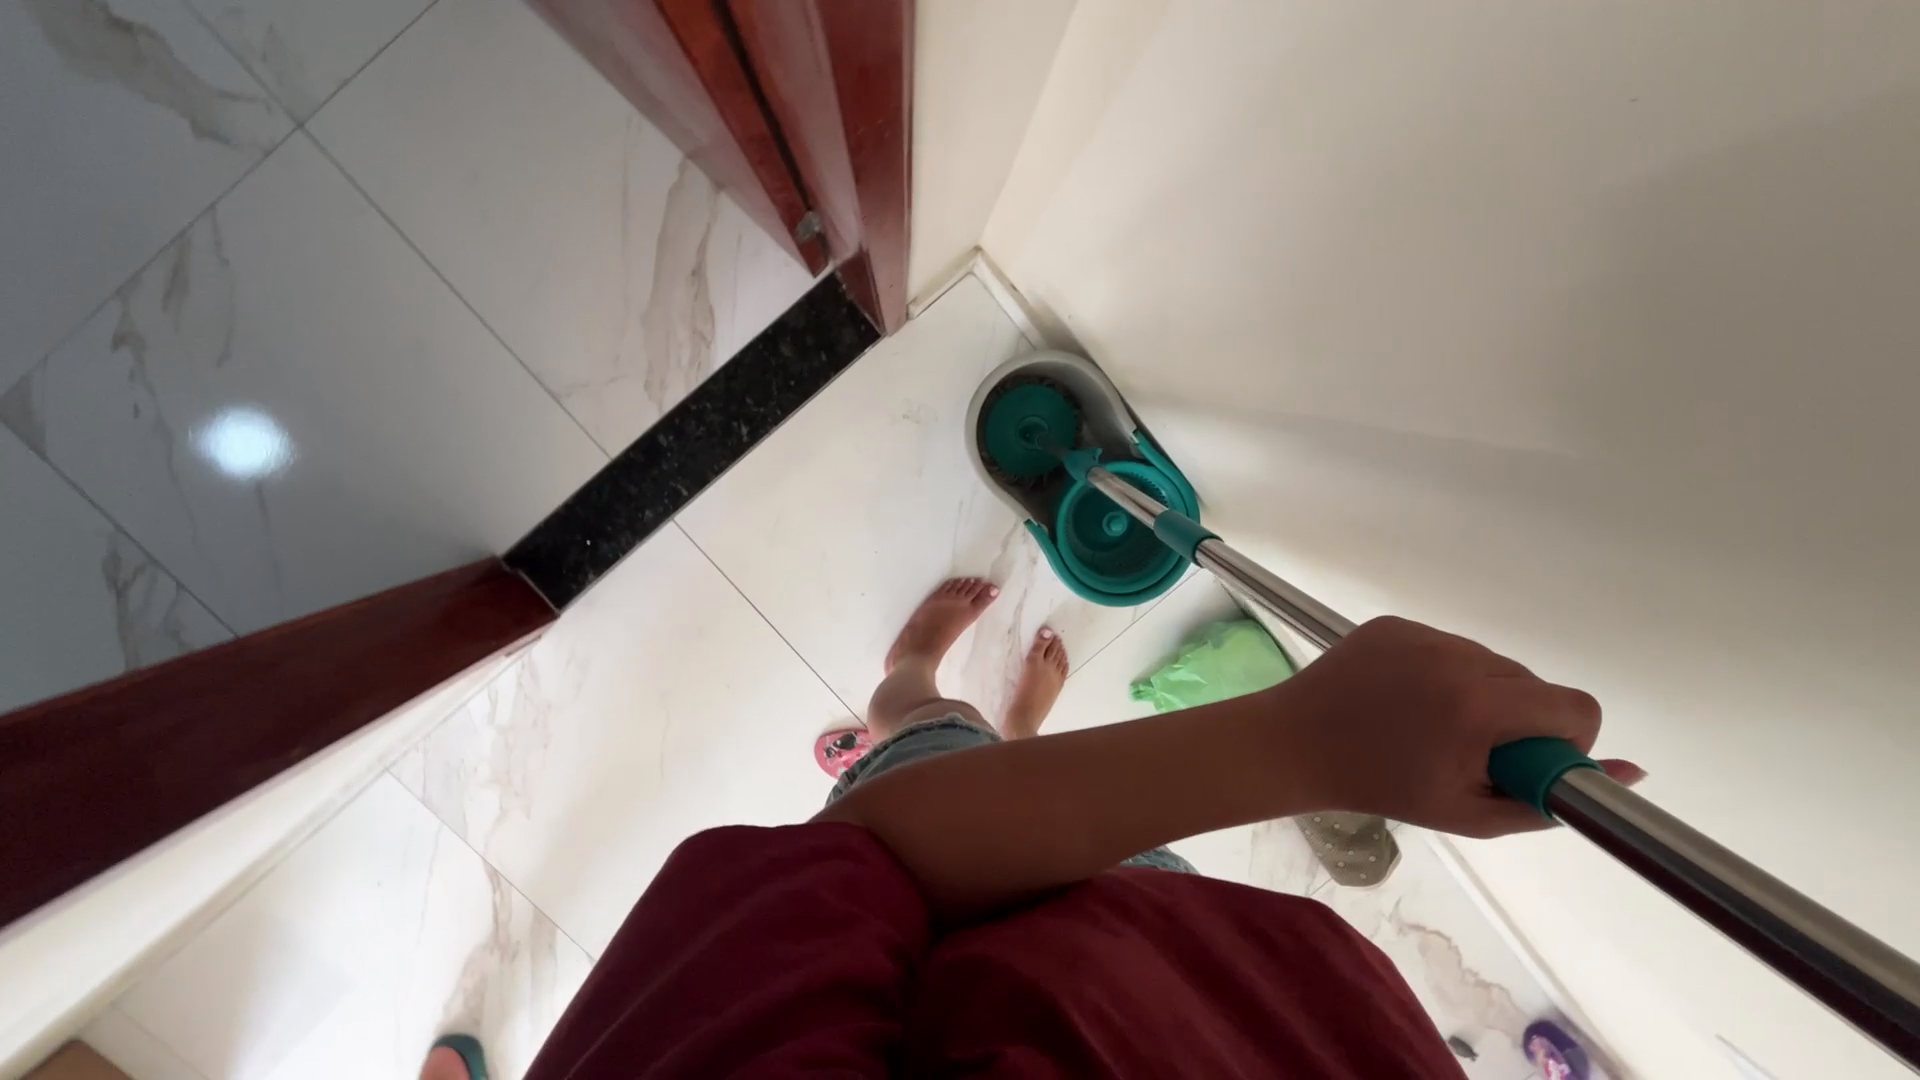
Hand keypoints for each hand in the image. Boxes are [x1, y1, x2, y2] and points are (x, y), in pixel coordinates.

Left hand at [1267, 616, 1644, 837]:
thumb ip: (1551, 797)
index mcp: (1476, 705)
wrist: (1294, 743)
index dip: (1564, 739)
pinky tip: (1402, 698)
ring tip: (1427, 723)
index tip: (1524, 758)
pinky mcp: (1391, 623)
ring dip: (1479, 693)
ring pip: (1487, 662)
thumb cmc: (1379, 785)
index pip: (1574, 706)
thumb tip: (1630, 772)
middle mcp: (1453, 656)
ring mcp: (1418, 632)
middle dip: (1516, 718)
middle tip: (1465, 748)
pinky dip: (1440, 671)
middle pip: (1529, 683)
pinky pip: (1444, 646)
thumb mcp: (1471, 812)